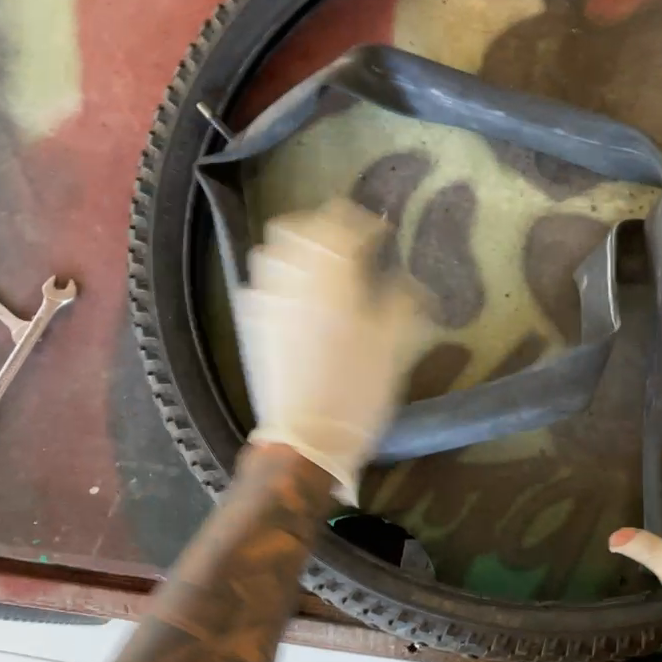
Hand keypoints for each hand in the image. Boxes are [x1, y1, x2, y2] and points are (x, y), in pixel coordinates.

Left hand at [234, 198, 430, 502]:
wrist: (308, 438)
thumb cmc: (358, 394)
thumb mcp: (395, 350)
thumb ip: (402, 304)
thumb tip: (408, 281)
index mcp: (334, 281)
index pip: (344, 228)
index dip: (365, 222)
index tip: (382, 231)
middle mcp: (294, 280)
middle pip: (301, 229)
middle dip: (326, 227)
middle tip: (349, 241)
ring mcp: (267, 300)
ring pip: (274, 251)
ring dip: (299, 247)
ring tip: (320, 261)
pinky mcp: (254, 323)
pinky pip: (262, 282)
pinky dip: (281, 276)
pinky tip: (296, 293)